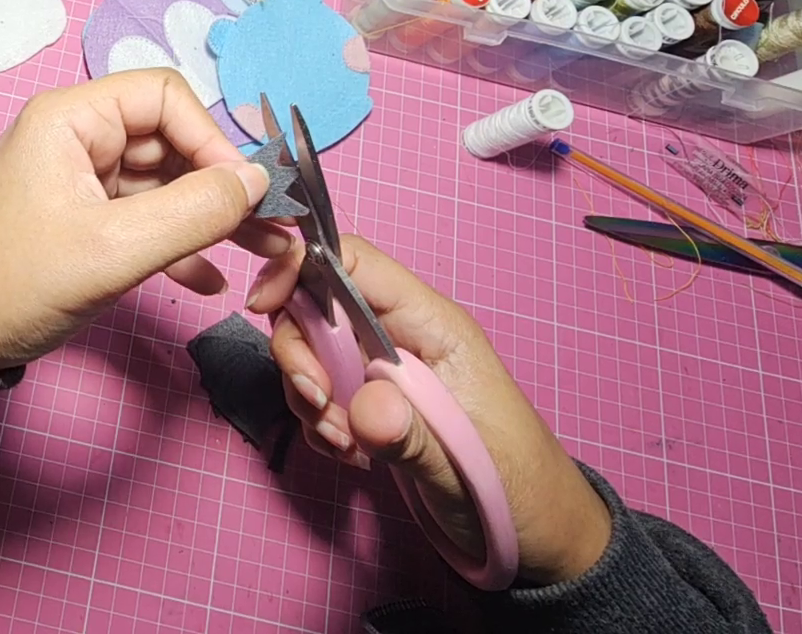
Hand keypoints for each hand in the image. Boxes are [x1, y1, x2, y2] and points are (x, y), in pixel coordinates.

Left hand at [0, 70, 303, 371]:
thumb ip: (192, 212)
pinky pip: (146, 215)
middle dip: (221, 186)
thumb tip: (257, 180)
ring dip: (211, 218)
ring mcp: (84, 177)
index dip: (211, 138)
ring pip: (166, 182)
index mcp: (72, 119)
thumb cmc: (19, 282)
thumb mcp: (112, 249)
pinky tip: (208, 280)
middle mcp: (80, 137)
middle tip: (272, 230)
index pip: (163, 97)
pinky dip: (179, 242)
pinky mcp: (88, 216)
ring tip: (263, 256)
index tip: (245, 191)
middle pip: (171, 140)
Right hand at [249, 235, 611, 586]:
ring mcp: (378, 364)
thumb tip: (362, 406)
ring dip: (307, 396)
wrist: (538, 541)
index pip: (351, 260)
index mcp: (428, 323)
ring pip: (307, 348)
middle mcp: (396, 332)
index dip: (298, 266)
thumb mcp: (464, 471)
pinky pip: (315, 387)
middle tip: (318, 405)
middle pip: (314, 305)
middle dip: (298, 354)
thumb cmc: (519, 494)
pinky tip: (349, 453)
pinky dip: (315, 419)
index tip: (263, 306)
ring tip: (343, 444)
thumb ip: (411, 437)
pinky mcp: (365, 395)